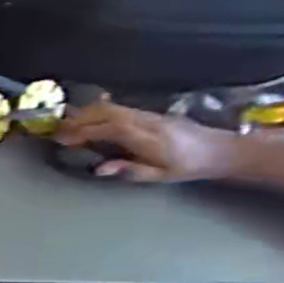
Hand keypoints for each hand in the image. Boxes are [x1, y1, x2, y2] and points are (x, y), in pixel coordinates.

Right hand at [55, 103, 242, 182]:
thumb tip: (99, 169)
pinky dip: (96, 110)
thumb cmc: (190, 166)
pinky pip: (117, 107)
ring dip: (84, 113)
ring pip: (110, 107)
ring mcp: (148, 115)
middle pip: (106, 112)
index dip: (83, 132)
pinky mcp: (148, 113)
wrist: (225, 150)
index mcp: (150, 139)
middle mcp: (147, 122)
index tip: (63, 140)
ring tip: (67, 124)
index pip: (110, 129)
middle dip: (78, 119)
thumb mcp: (161, 175)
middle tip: (57, 130)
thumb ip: (130, 170)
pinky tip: (86, 117)